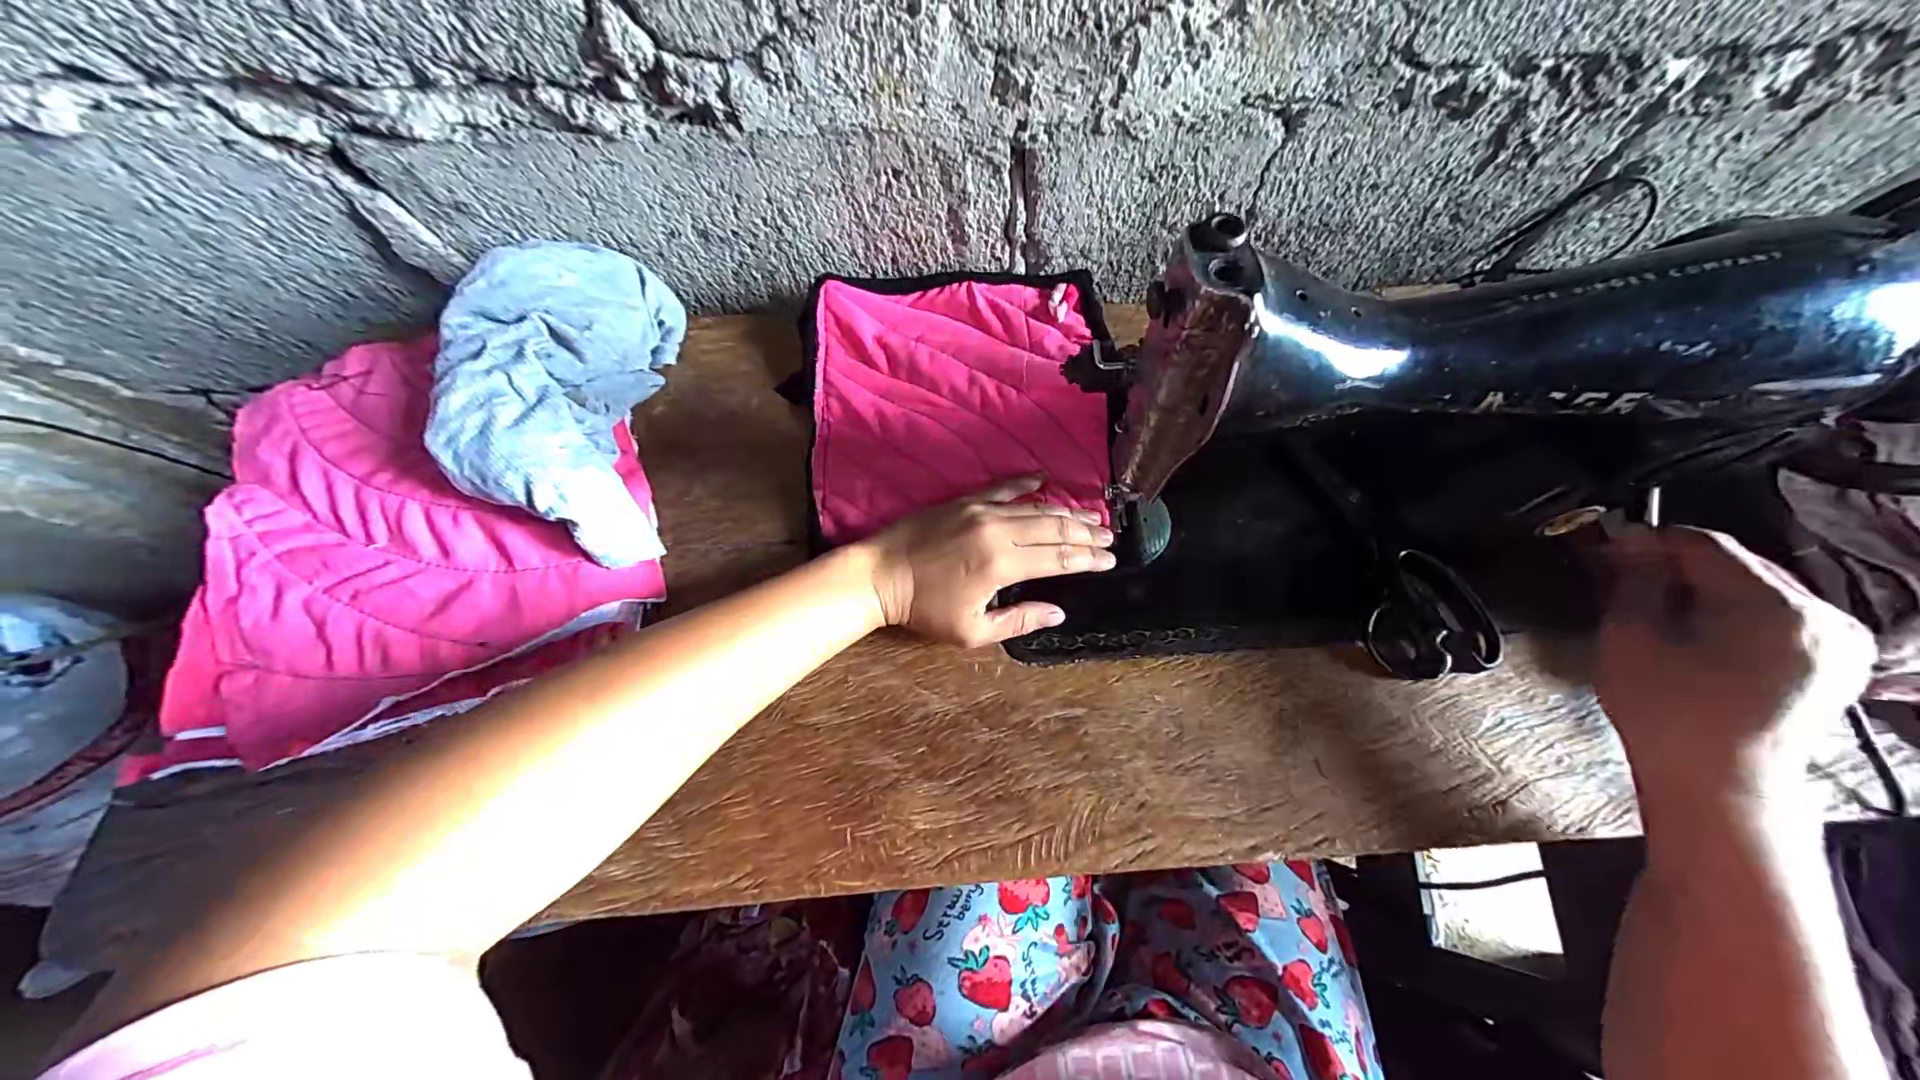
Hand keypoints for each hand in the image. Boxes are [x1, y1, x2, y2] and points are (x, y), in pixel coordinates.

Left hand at [855, 475, 1115, 647]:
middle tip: (1110, 535)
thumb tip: (1058, 613)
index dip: (1088, 559)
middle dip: (1086, 533)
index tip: (1110, 558)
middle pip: (1054, 528)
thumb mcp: (971, 631)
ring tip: (1091, 515)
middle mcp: (998, 532)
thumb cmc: (924, 609)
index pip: (1058, 559)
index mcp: (1002, 565)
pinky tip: (1043, 479)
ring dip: (1066, 512)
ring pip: (1035, 508)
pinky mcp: (964, 501)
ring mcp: (980, 511)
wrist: (879, 576)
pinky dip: (1025, 483)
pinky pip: (1002, 488)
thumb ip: (1018, 621)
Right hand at [1597, 527, 1873, 790]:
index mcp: (1775, 608)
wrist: (1718, 781)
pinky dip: (1733, 611)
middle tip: (1624, 575)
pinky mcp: (1835, 662)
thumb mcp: (1630, 638)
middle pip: (1738, 563)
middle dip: (1678, 565)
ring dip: (1704, 587)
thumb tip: (1632, 545)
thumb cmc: (1671, 716)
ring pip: (1758, 587)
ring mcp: (1839, 642)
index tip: (1613, 543)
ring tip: (1655, 605)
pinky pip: (1779, 615)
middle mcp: (1823, 618)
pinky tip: (1695, 630)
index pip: (1707, 544)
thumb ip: (1634, 582)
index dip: (1651, 539)